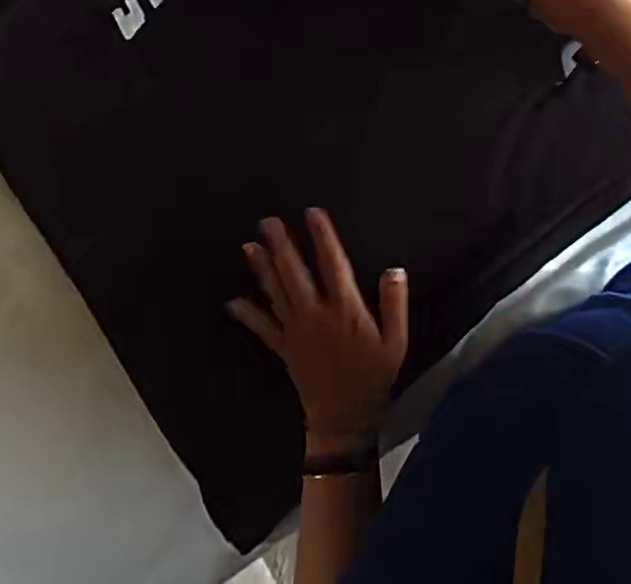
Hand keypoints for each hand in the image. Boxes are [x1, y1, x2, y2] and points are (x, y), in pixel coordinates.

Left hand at [228, 209, 408, 451]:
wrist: (346, 418)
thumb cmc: (375, 375)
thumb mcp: (396, 339)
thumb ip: (395, 302)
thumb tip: (394, 269)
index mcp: (344, 309)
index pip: (332, 263)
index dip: (322, 236)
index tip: (313, 213)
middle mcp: (315, 315)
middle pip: (295, 273)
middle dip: (281, 245)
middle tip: (268, 221)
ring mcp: (296, 332)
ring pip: (276, 294)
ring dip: (262, 269)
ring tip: (249, 246)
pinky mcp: (284, 349)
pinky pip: (263, 329)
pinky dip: (247, 314)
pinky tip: (233, 301)